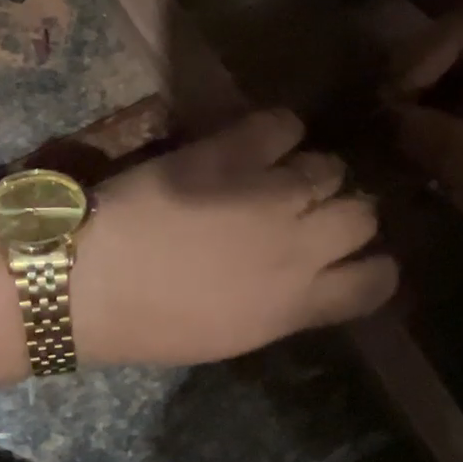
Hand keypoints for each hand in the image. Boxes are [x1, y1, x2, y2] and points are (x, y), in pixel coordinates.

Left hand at [70, 110, 397, 366]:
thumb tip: (300, 280)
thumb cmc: (144, 325)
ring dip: (307, 172)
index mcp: (297, 306)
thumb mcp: (228, 336)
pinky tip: (251, 144)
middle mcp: (299, 248)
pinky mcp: (229, 155)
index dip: (370, 265)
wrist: (87, 284)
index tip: (346, 257)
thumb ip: (279, 306)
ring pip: (328, 167)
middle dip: (337, 212)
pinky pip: (282, 125)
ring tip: (271, 177)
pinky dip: (275, 131)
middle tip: (298, 212)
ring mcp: (269, 196)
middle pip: (361, 214)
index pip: (376, 281)